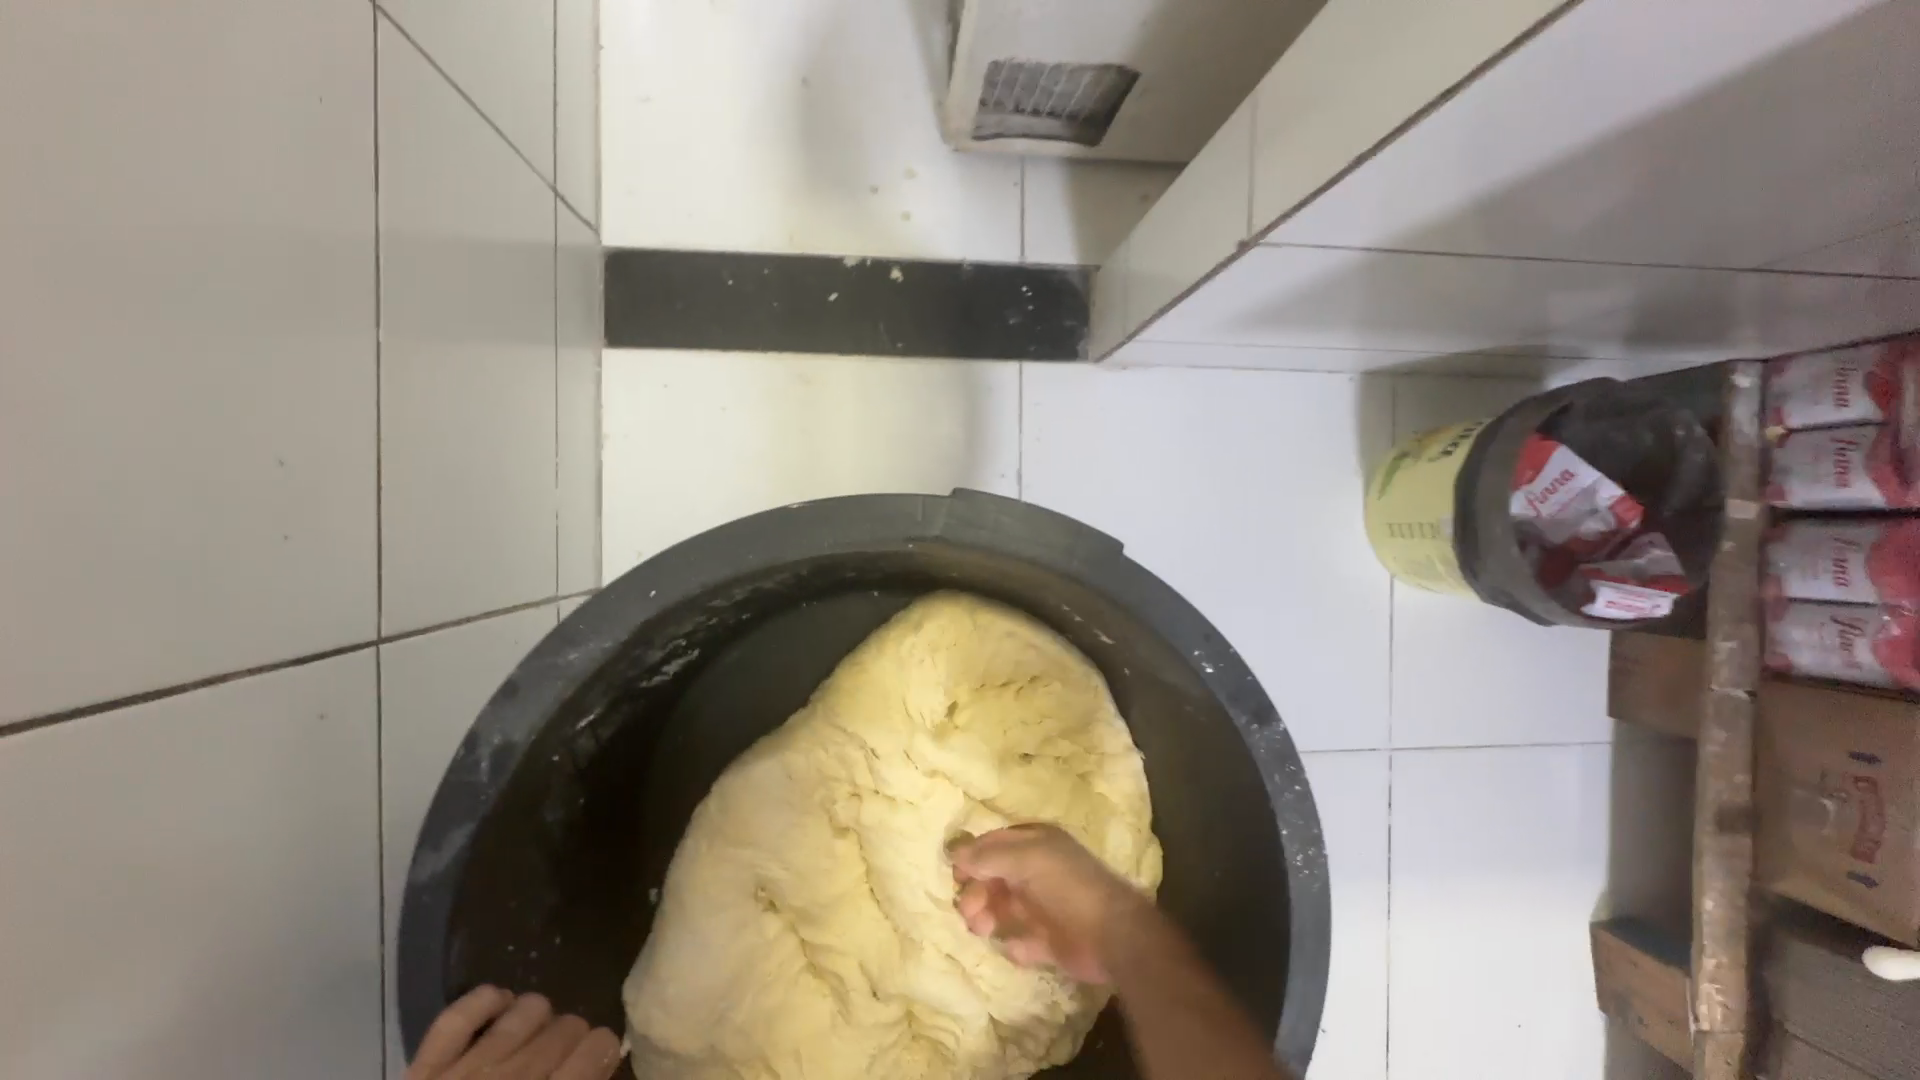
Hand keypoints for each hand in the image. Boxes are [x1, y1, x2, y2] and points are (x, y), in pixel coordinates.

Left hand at [405, 985, 622, 1079]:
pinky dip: (486, 1005)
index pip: (600, 1044)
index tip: (593, 1069)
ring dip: (538, 1025)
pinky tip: (496, 1018)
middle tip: (559, 1069)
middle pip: (570, 1024)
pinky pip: (461, 1013)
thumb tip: (599, 1071)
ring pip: (530, 1007)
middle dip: (572, 1043)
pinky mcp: (424, 1072)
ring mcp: (466, 1074)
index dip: (601, 1055)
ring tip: (527, 1050)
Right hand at [949, 823, 1150, 984]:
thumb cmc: (1067, 886)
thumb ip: (989, 856)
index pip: (994, 844)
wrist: (1111, 935)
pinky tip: (1015, 946)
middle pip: (994, 878)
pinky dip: (1012, 943)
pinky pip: (1020, 940)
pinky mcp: (1048, 940)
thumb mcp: (1027, 858)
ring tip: (982, 929)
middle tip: (969, 911)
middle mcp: (1038, 871)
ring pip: (1002, 908)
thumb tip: (955, 853)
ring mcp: (1043, 906)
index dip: (972, 858)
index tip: (954, 876)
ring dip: (986, 917)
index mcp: (1036, 844)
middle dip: (976, 892)